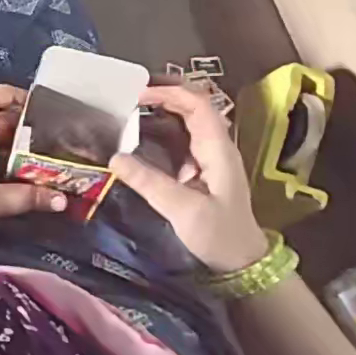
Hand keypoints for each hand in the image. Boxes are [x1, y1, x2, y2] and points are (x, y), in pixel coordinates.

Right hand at [110, 85, 271, 273]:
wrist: (241, 261)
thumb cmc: (218, 234)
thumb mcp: (183, 210)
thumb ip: (149, 183)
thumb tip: (114, 158)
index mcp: (217, 149)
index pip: (197, 104)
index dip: (169, 93)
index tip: (138, 95)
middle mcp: (215, 146)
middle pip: (192, 106)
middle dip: (162, 96)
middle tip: (128, 97)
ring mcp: (208, 157)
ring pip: (185, 122)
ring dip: (160, 112)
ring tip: (128, 111)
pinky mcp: (200, 170)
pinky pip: (179, 140)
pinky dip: (159, 132)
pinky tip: (138, 137)